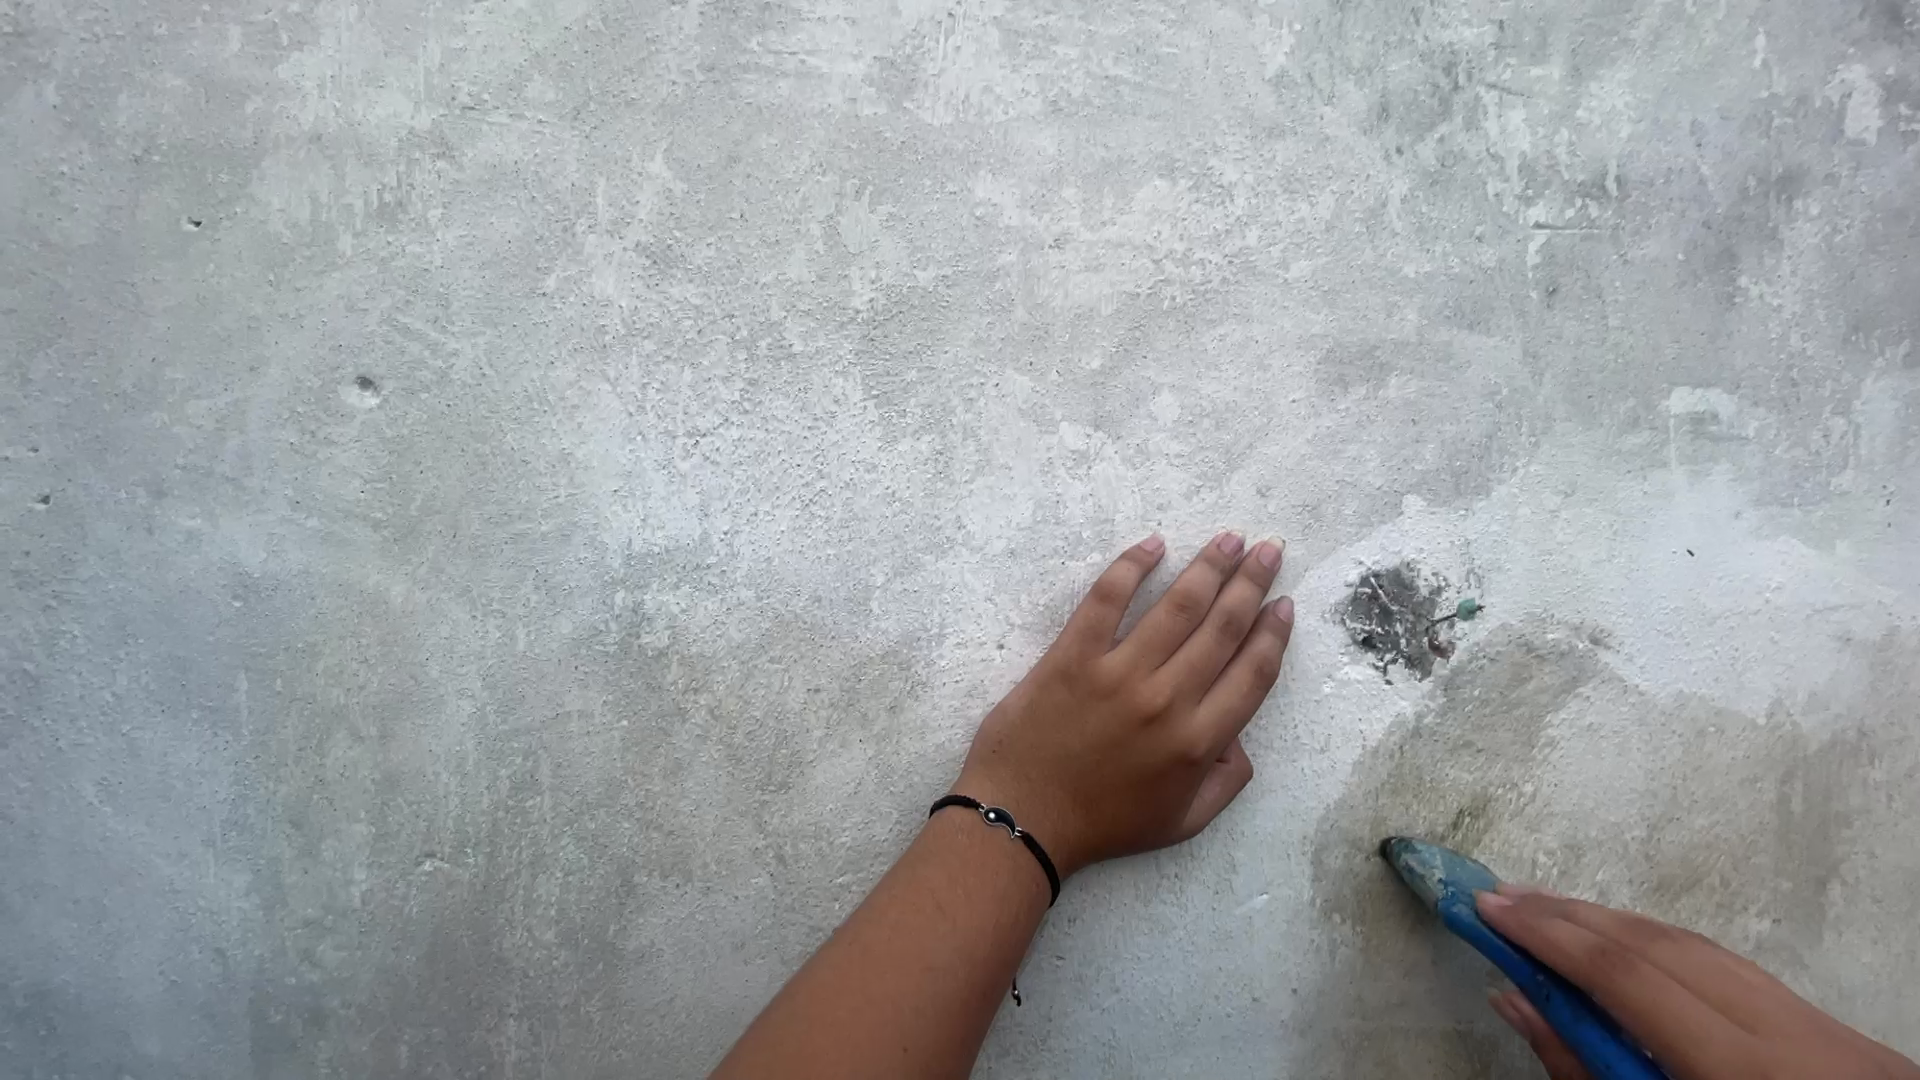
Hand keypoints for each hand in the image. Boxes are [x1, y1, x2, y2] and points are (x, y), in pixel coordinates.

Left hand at [951, 533, 1294, 879]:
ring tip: (1229, 539)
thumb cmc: (1100, 823)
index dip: (1273, 634)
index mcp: (1199, 741)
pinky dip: (1132, 567)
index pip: (1252, 673)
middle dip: (1251, 583)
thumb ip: (1226, 781)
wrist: (1024, 816)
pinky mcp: (1073, 655)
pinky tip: (1153, 544)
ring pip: (1177, 607)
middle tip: (1268, 549)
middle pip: (1222, 628)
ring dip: (1208, 567)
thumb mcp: (1181, 822)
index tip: (1284, 604)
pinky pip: (1107, 599)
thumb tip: (1240, 734)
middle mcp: (1168, 699)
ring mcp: (1118, 672)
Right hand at [1479, 886, 1919, 1079]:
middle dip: (1566, 915)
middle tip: (1497, 895)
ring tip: (1540, 903)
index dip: (1545, 935)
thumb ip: (1582, 1067)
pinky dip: (1658, 942)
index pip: (1625, 978)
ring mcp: (1831, 1031)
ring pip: (1693, 946)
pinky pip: (1728, 965)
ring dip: (1605, 919)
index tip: (1484, 906)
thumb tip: (1509, 995)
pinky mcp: (1843, 1029)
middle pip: (1656, 947)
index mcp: (1747, 1076)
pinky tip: (1616, 933)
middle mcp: (1798, 1040)